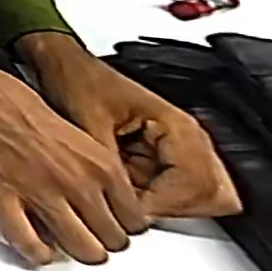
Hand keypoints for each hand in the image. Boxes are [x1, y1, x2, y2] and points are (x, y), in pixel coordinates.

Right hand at [0, 35, 143, 265]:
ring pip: (82, 251)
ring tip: (54, 237)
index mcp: (96, 163)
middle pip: (113, 241)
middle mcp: (75, 181)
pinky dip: (32, 252)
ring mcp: (37, 191)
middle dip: (95, 238)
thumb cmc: (1, 93)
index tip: (101, 219)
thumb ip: (83, 162)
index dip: (115, 222)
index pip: (134, 220)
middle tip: (77, 230)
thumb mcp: (64, 125)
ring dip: (68, 248)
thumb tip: (88, 190)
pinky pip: (28, 244)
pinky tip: (28, 244)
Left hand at [21, 31, 240, 218]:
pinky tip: (114, 175)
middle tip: (127, 201)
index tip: (128, 207)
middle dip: (169, 205)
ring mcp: (179, 148)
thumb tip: (120, 200)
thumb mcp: (86, 120)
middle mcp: (189, 141)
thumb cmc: (74, 79)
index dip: (163, 202)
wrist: (60, 63)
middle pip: (211, 198)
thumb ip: (108, 163)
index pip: (200, 186)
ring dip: (157, 198)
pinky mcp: (162, 154)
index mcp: (180, 129)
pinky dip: (145, 189)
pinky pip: (169, 187)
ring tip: (116, 183)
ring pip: (194, 197)